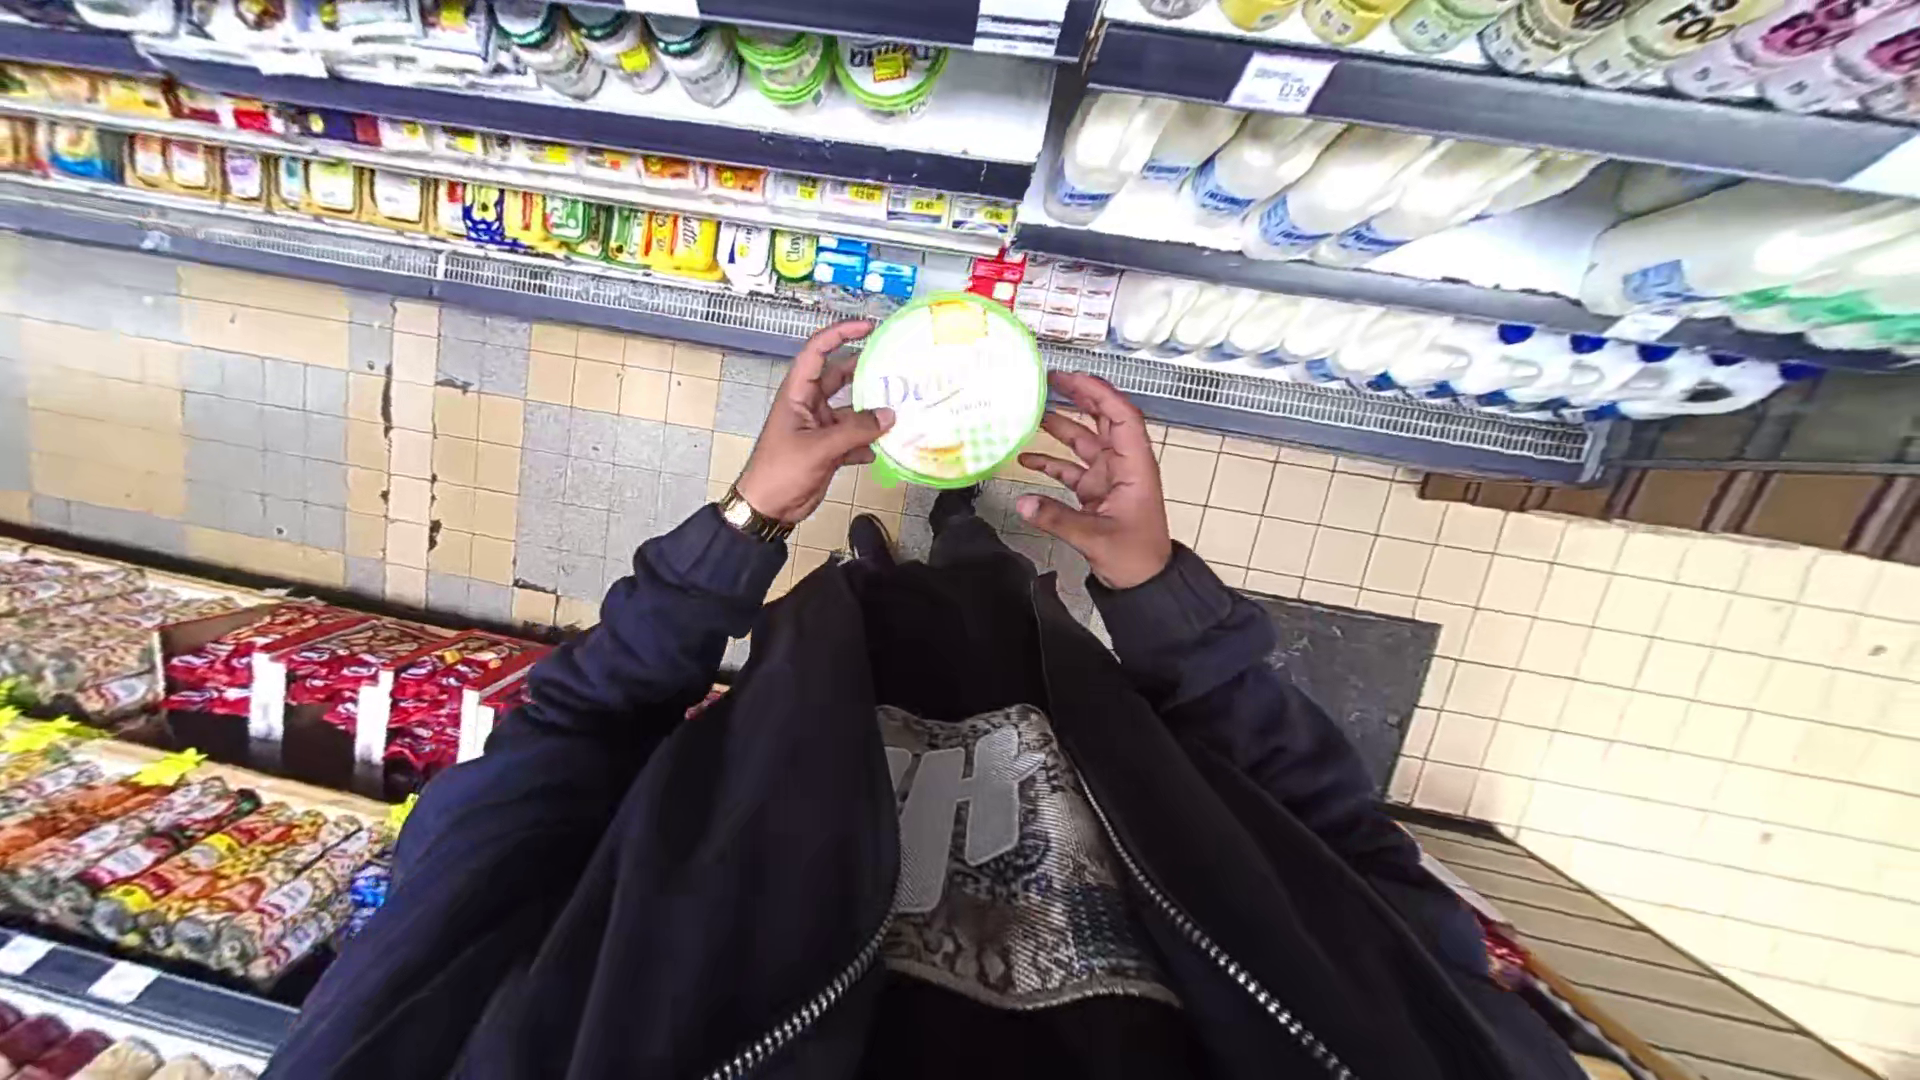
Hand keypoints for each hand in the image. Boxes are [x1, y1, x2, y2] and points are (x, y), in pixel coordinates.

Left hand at [735, 321, 895, 524]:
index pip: (818, 352)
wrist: (768, 508)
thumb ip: (856, 431)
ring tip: (899, 408)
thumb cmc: (781, 471)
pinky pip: (854, 438)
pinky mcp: (829, 449)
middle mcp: (809, 405)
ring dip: (872, 412)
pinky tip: (886, 447)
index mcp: (798, 394)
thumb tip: (889, 415)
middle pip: (840, 378)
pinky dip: (869, 442)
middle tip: (894, 366)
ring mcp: (820, 427)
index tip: (868, 327)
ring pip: (851, 411)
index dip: (840, 334)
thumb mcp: (819, 448)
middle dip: (865, 372)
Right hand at [1015, 372, 1172, 589]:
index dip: (1100, 393)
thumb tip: (1022, 503)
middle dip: (1080, 398)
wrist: (1144, 582)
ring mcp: (1108, 478)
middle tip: (1051, 381)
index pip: (1121, 417)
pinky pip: (1071, 469)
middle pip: (1102, 421)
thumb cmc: (1136, 557)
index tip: (1073, 378)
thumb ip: (1056, 519)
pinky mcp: (1096, 493)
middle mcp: (1122, 466)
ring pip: (1083, 442)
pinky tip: (1027, 458)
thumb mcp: (1096, 538)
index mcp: (1134, 467)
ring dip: (1061, 427)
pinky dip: (1051, 462)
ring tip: (1033, 412)